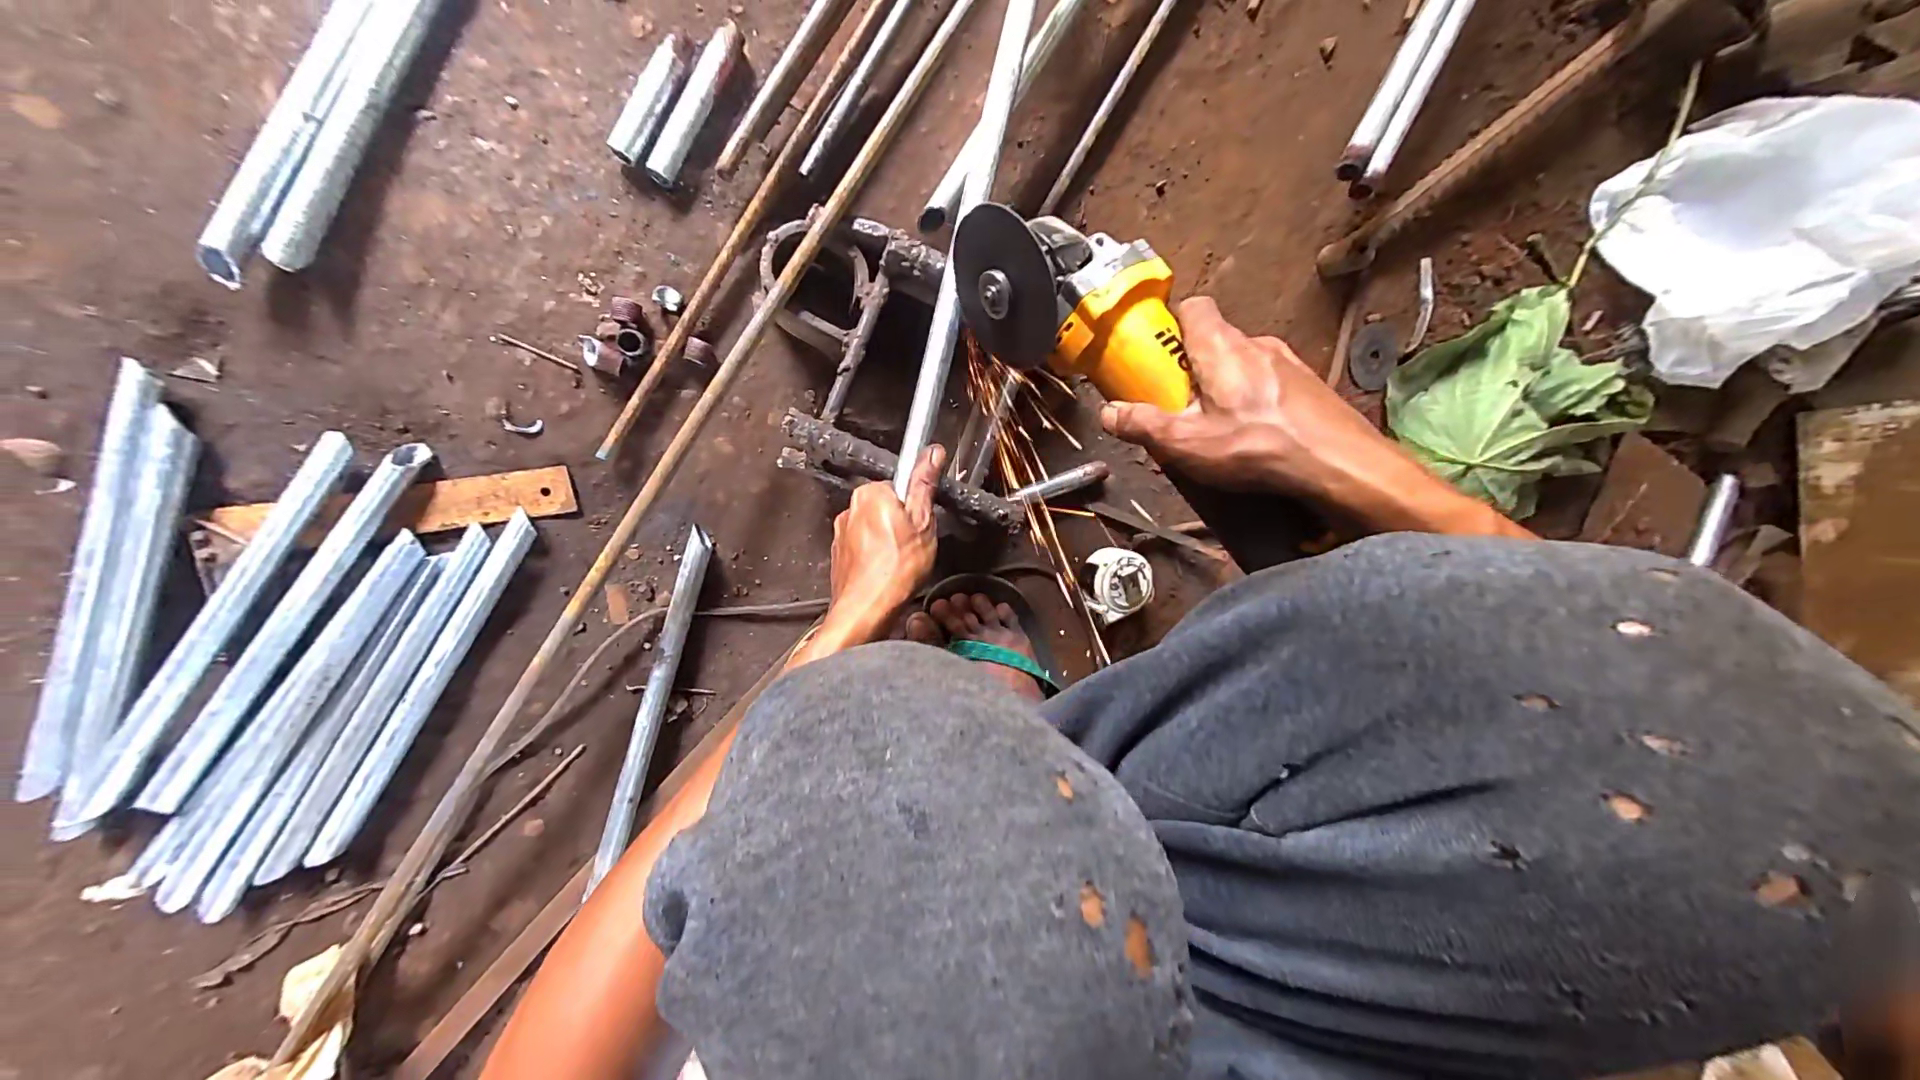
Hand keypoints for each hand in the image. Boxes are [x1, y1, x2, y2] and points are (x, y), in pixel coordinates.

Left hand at [826, 445, 944, 633]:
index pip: (900, 486)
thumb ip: (924, 485)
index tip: (921, 521)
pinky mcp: (840, 553)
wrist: (865, 610)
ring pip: (874, 528)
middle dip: (901, 522)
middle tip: (915, 543)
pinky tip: (887, 570)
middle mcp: (852, 508)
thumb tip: (932, 455)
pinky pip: (864, 547)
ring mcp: (843, 532)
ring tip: (901, 561)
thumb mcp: (923, 523)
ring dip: (888, 540)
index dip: (915, 505)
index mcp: (871, 494)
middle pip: (886, 506)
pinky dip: (875, 556)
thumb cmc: (894, 572)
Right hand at [1100, 297, 1528, 537]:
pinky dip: (1249, 400)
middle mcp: (1256, 344)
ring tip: (1212, 428)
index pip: (1192, 308)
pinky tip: (1248, 436)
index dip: (1169, 325)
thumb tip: (1110, 414)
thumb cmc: (1262, 447)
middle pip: (1212, 341)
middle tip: (1176, 407)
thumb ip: (1142, 425)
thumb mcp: (1186, 442)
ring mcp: (1286, 363)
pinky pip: (1265, 383)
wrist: (1339, 464)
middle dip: (1189, 369)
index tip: (1153, 355)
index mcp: (1221, 347)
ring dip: (1220, 387)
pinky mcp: (1306, 385)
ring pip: (1240, 364)